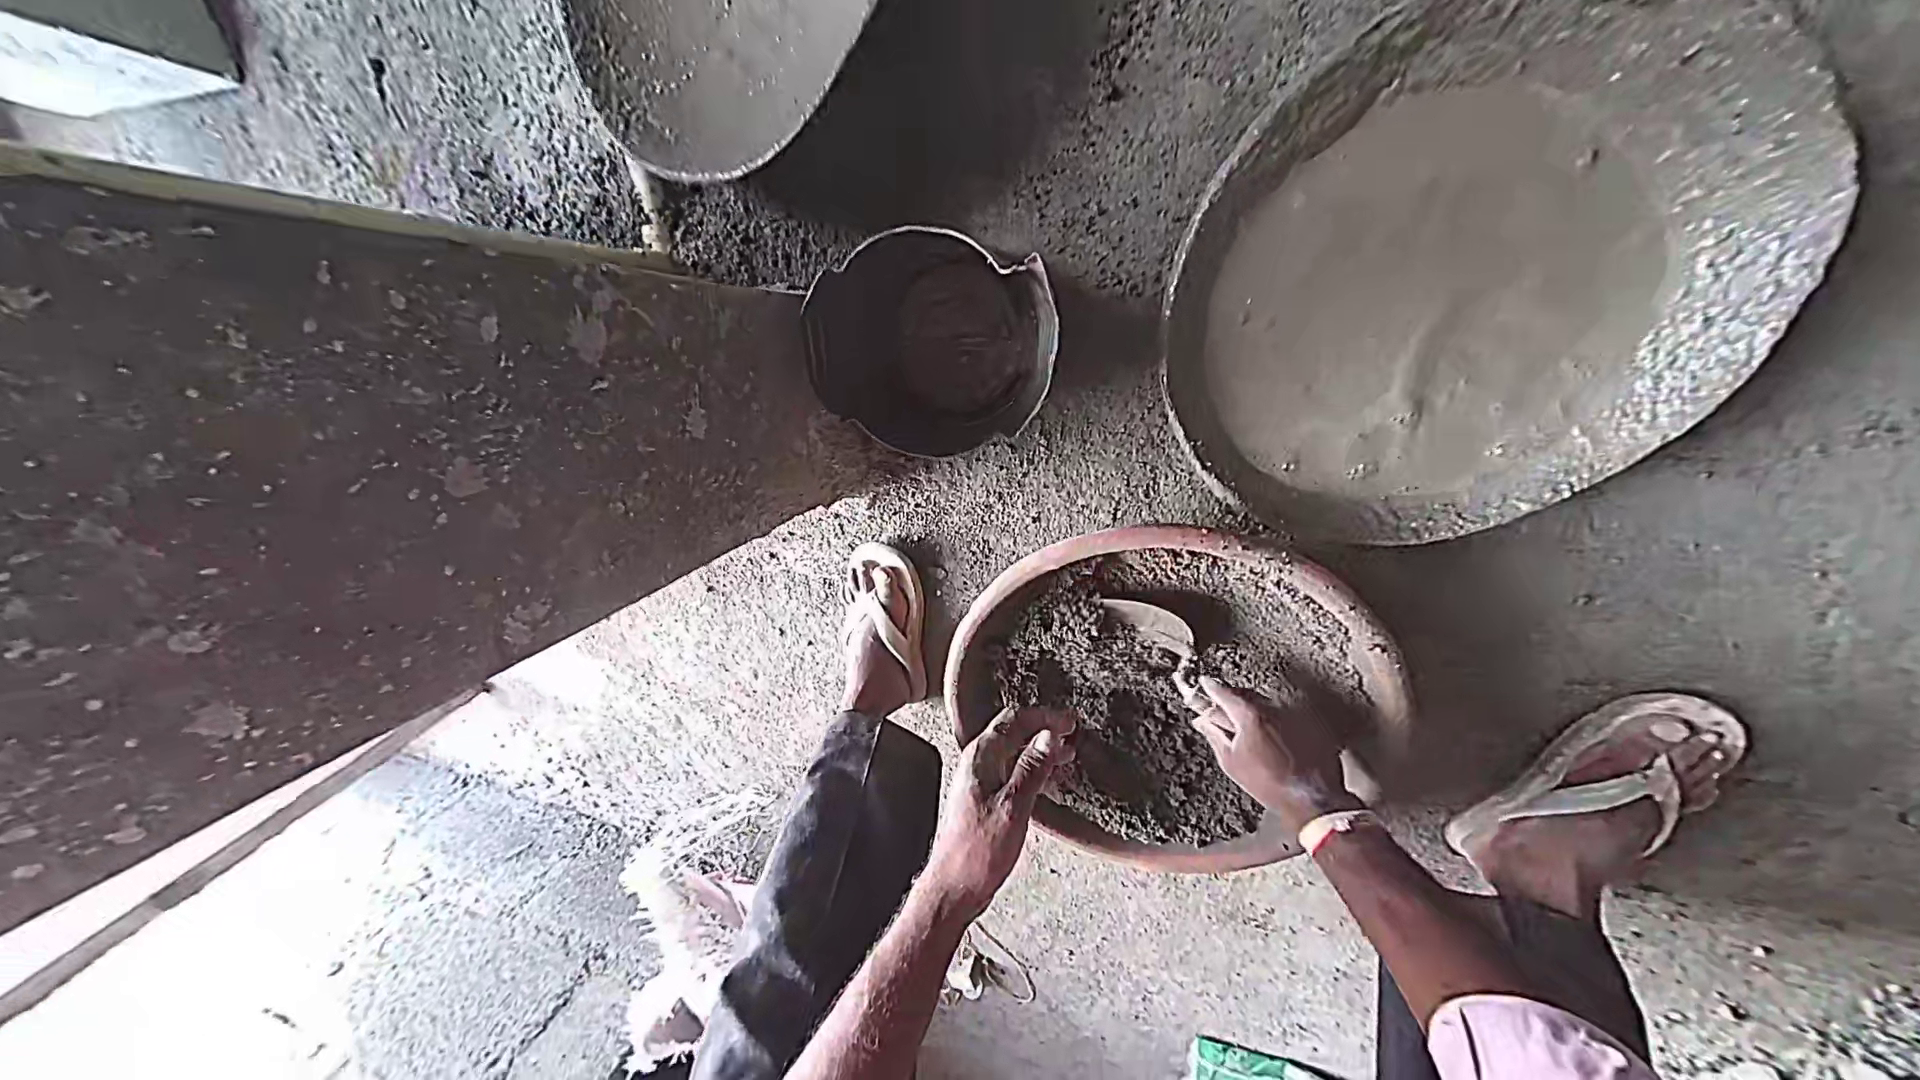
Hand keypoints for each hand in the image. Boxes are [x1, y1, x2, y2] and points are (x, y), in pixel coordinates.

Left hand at [923, 707, 1076, 919]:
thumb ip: (1032, 768)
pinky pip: (1011, 767)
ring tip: (1066, 751)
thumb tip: (1049, 737)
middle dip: (1044, 727)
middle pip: (1013, 730)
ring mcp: (980, 778)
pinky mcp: (985, 795)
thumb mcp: (1015, 806)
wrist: (955, 885)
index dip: (1045, 716)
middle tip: (1071, 731)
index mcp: (981, 756)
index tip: (1069, 722)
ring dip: (1040, 746)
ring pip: (1013, 749)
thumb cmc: (978, 851)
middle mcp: (978, 762)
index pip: (1015, 719)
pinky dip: (1032, 765)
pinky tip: (1047, 775)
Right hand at [1189, 676, 1357, 833]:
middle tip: (1221, 713)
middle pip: (1245, 694)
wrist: (1312, 800)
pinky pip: (1285, 714)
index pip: (1223, 693)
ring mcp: (1293, 714)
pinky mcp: (1309, 722)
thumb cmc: (1269, 784)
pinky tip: (1272, 741)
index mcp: (1250, 715)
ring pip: (1265, 703)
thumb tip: (1203, 721)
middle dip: (1232, 700)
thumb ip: (1214, 735)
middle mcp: (1273, 708)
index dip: (1211, 687)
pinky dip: (1274, 721)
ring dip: (1254, 711)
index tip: (1204, 683)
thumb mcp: (1231, 761)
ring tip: (1249, 732)